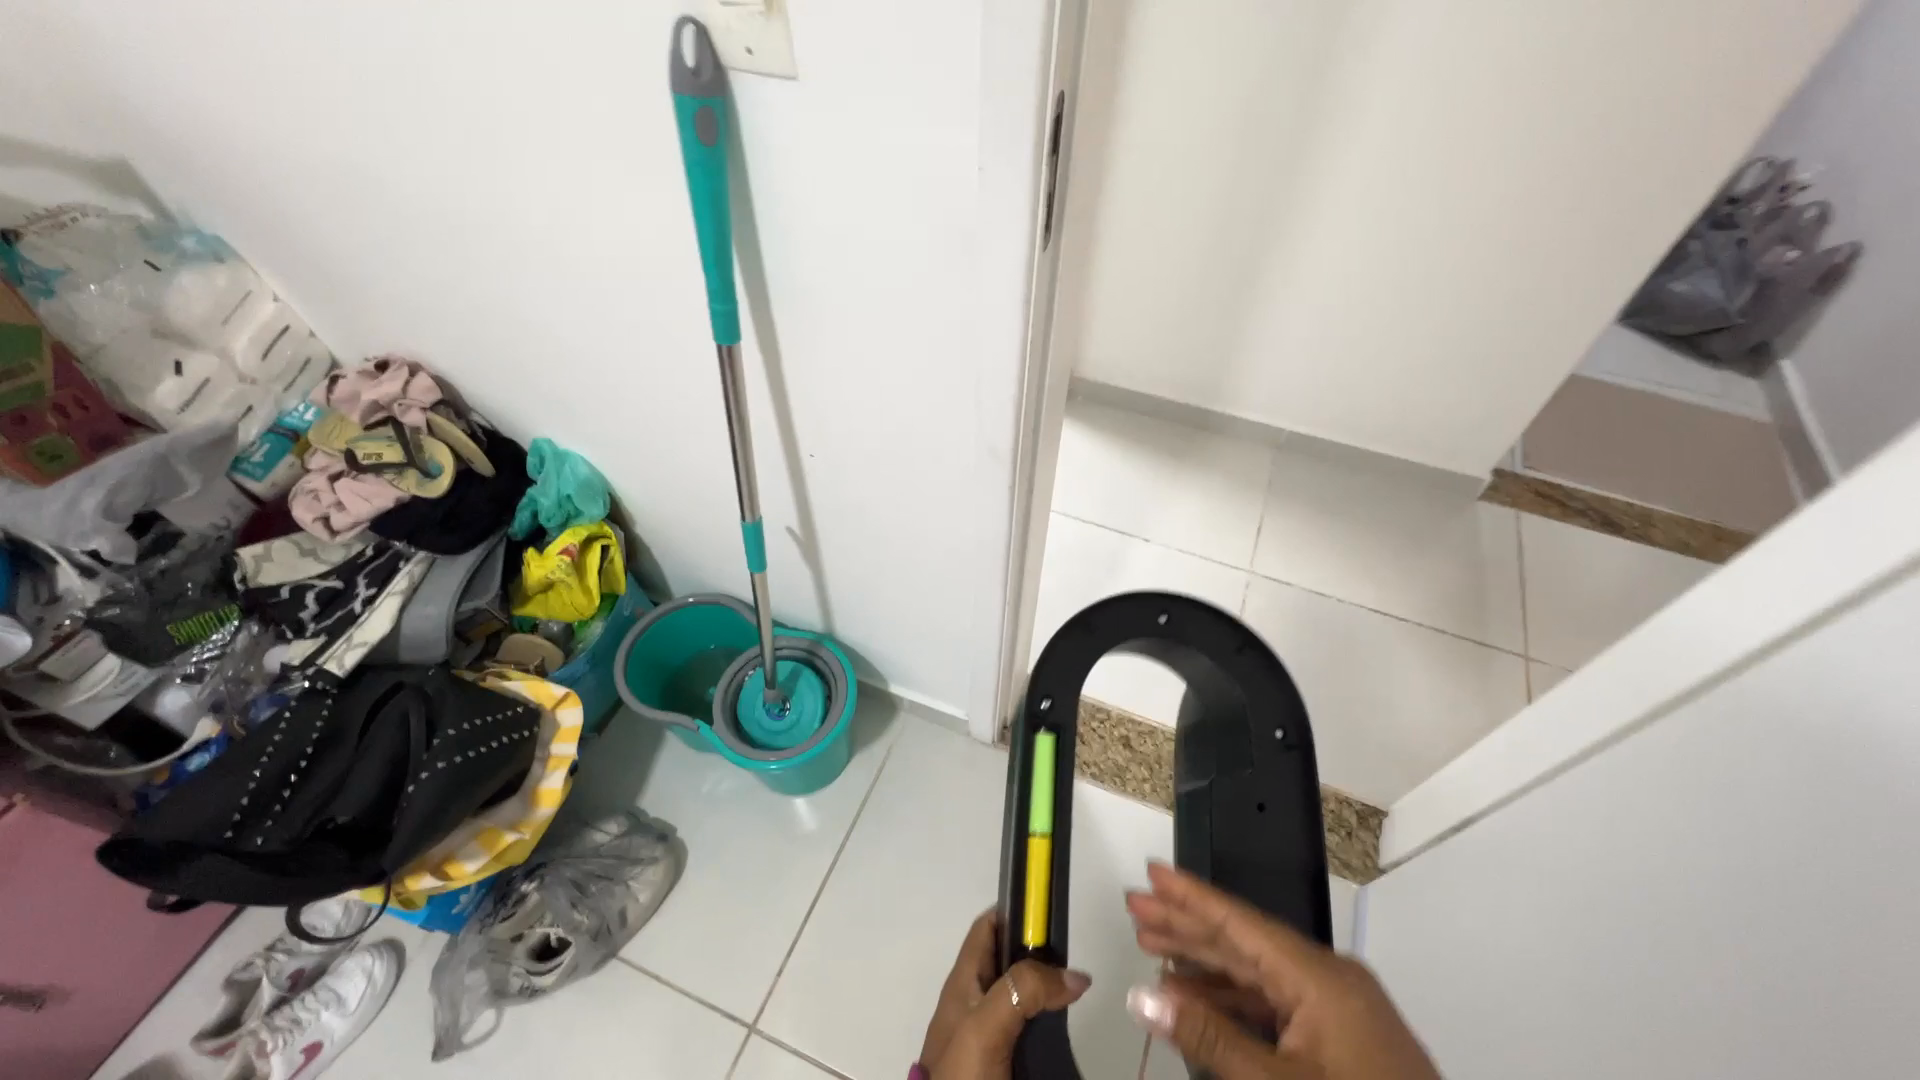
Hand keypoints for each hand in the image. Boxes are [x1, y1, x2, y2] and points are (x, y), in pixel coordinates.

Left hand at [918, 908, 1091, 1079]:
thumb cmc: (961, 1076)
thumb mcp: (985, 1024)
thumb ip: (1023, 989)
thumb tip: (1074, 975)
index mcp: (963, 981)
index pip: (989, 927)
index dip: (1018, 912)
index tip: (1056, 911)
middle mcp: (977, 1001)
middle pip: (1013, 961)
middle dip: (1043, 954)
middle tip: (1078, 959)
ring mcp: (991, 1034)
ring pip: (1026, 997)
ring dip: (1051, 991)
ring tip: (1082, 991)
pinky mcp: (1007, 1062)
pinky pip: (1033, 1032)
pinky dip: (1053, 1026)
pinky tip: (1072, 1030)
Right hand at [1125, 862, 1440, 1079]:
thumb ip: (1209, 1038)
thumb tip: (1145, 995)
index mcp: (1321, 977)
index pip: (1242, 923)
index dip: (1192, 896)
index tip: (1153, 870)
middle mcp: (1330, 980)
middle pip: (1244, 942)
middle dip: (1187, 925)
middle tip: (1135, 907)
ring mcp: (1338, 1011)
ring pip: (1257, 974)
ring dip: (1204, 962)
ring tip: (1152, 947)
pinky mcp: (1340, 1039)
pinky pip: (1274, 1003)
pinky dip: (1232, 998)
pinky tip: (1197, 998)